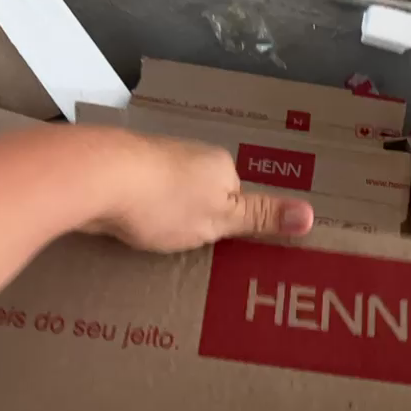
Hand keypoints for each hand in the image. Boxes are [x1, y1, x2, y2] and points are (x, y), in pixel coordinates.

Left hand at [84, 131, 314, 251]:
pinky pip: (136, 198)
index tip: (223, 247)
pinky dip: (134, 215)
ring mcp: (150, 161)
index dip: (229, 220)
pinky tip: (125, 233)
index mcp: (217, 163)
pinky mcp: (119, 171)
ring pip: (165, 194)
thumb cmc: (167, 201)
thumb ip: (262, 217)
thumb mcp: (221, 217)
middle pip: (199, 191)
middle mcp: (186, 155)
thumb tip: (312, 215)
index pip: (234, 193)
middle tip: (188, 255)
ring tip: (153, 249)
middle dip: (193, 217)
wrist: (98, 177)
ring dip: (160, 216)